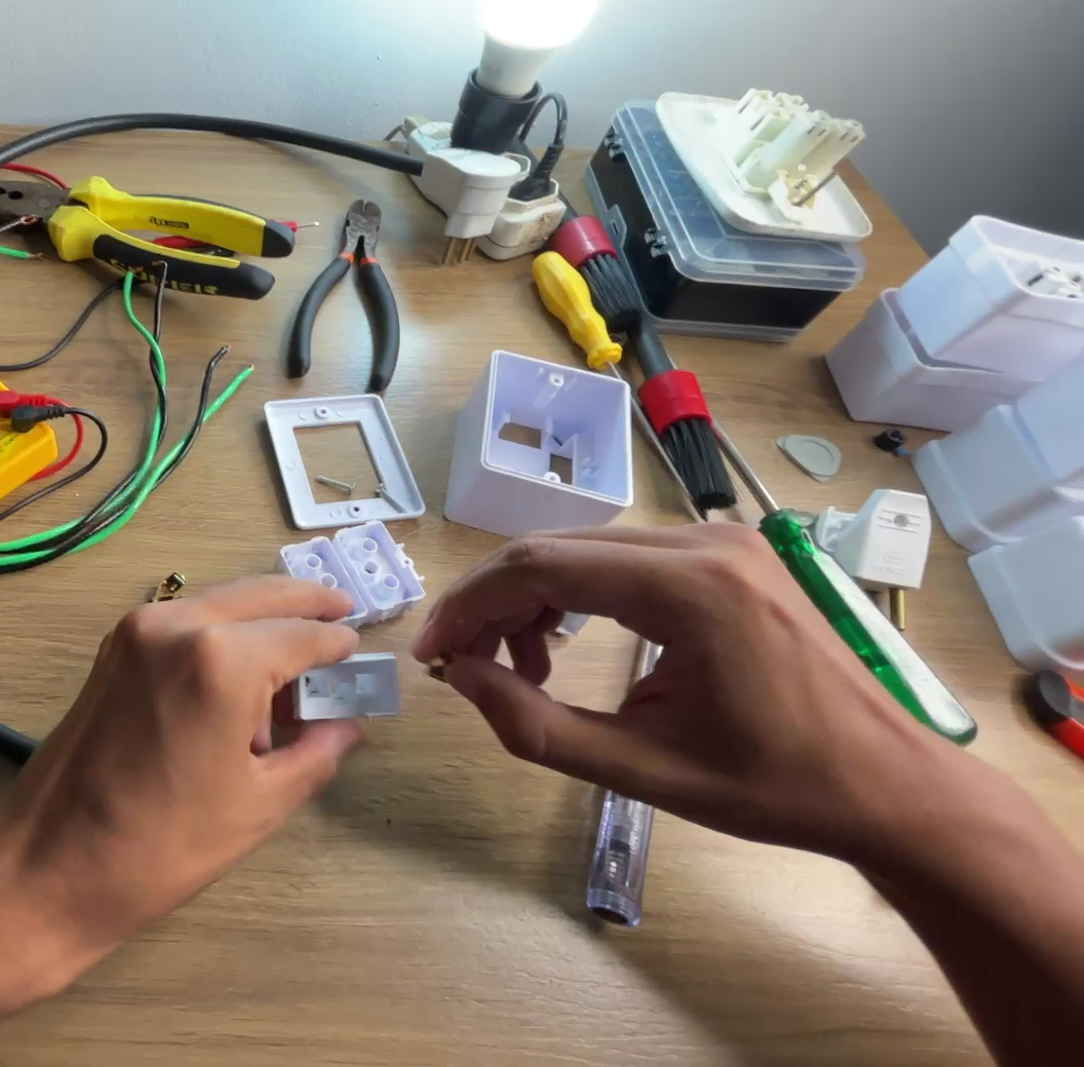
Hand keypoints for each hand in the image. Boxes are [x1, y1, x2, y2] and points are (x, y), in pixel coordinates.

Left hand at [0, 576, 364, 989]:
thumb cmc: (164, 844)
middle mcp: (178, 623)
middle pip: (261, 595)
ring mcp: (138, 627)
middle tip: (341, 613)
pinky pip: (185, 619)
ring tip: (295, 652)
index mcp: (221, 658)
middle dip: (306, 604)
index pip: (302, 634)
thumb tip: (348, 725)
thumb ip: (316, 751)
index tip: (359, 648)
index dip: (337, 643)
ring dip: (261, 616)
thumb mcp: (259, 803)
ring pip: (221, 601)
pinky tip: (241, 662)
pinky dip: (220, 628)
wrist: (51, 861)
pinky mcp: (114, 643)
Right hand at [410, 523, 980, 866]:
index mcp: (689, 588)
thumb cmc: (775, 787)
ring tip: (516, 668)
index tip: (432, 653)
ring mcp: (713, 541)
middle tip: (459, 662)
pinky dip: (565, 597)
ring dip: (523, 603)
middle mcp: (699, 542)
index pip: (537, 566)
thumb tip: (458, 674)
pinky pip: (609, 559)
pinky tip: (559, 644)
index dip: (467, 605)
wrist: (896, 787)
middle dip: (487, 605)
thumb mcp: (639, 769)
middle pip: (547, 550)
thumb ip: (532, 724)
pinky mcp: (716, 554)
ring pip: (572, 551)